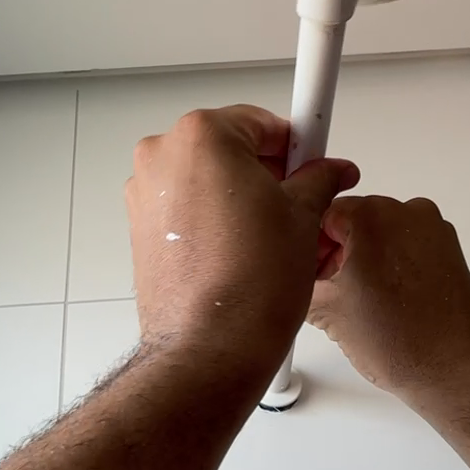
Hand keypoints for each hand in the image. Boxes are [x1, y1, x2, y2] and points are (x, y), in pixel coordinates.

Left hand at [126, 106, 358, 384]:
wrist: (210, 347)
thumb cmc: (249, 287)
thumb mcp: (304, 216)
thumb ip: (319, 179)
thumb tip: (330, 171)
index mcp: (201, 136)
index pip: (262, 122)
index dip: (297, 145)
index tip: (313, 159)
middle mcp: (162, 158)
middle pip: (231, 151)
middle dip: (270, 176)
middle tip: (301, 205)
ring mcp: (145, 195)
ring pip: (209, 183)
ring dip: (245, 201)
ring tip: (277, 237)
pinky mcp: (140, 230)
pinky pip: (188, 210)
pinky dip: (217, 221)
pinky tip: (248, 251)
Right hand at [307, 196, 469, 406]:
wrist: (456, 371)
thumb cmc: (404, 343)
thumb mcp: (327, 311)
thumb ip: (301, 283)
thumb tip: (294, 280)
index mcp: (372, 216)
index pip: (322, 215)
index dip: (308, 246)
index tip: (306, 271)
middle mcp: (407, 213)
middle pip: (353, 222)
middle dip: (335, 253)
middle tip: (325, 289)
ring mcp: (433, 231)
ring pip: (381, 235)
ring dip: (363, 261)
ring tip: (356, 300)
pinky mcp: (449, 252)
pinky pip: (407, 248)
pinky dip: (391, 267)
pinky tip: (383, 302)